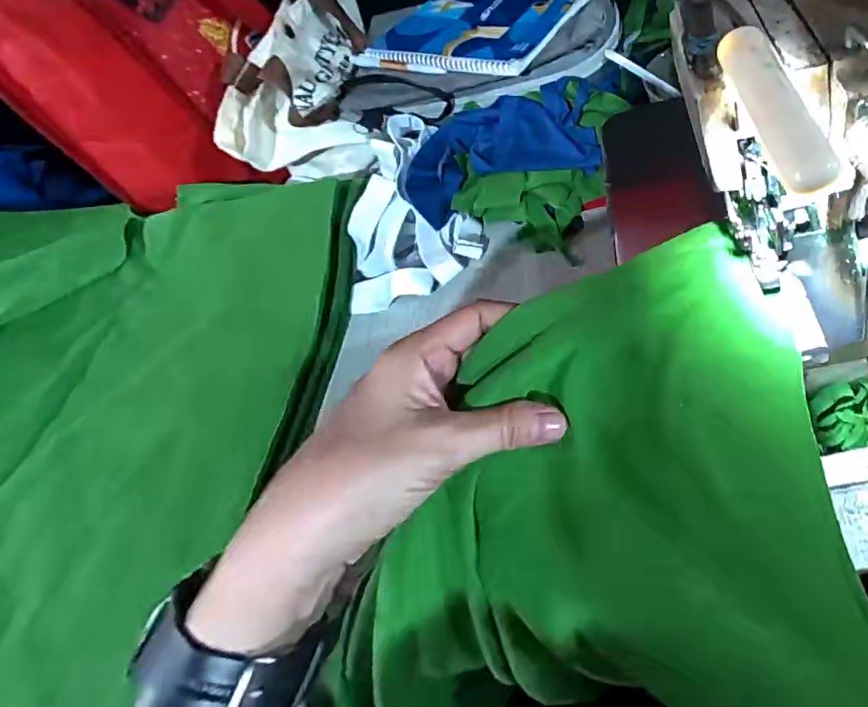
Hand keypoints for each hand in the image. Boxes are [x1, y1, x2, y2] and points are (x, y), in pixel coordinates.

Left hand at [186, 301, 567, 654]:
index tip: (563, 331)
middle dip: (523, 356)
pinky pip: (466, 416)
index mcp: (415, 355)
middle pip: (480, 349)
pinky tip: (525, 430)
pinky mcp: (417, 440)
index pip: (477, 317)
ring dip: (511, 391)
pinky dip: (495, 419)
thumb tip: (564, 418)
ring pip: (475, 385)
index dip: (519, 318)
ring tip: (559, 397)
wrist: (296, 549)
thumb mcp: (440, 447)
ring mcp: (416, 407)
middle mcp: (417, 372)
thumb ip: (504, 427)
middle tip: (571, 367)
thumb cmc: (364, 476)